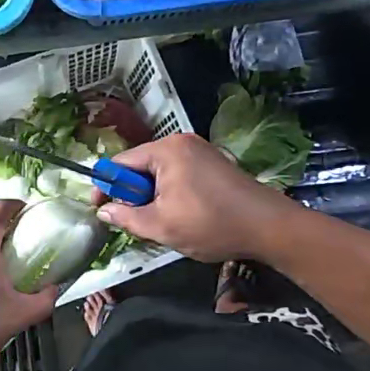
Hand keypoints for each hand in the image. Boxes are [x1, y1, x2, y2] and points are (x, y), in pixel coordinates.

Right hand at [94, 134, 303, 261]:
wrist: (269, 227)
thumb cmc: (211, 224)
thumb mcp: (161, 226)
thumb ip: (126, 217)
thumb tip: (103, 210)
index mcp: (166, 150)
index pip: (120, 163)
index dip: (106, 187)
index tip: (100, 209)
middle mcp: (183, 143)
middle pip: (141, 167)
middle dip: (134, 195)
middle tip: (136, 223)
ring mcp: (201, 152)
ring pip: (161, 175)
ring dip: (154, 198)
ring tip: (162, 224)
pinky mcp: (214, 165)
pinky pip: (180, 176)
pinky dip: (173, 195)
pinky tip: (182, 217)